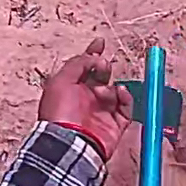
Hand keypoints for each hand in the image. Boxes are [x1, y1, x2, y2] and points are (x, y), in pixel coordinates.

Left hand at [36, 37, 132, 158]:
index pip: (84, 67)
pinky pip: (126, 107)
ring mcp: (100, 111)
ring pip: (114, 91)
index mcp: (70, 89)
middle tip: (102, 67)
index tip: (100, 43)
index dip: (92, 54)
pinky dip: (126, 98)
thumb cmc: (60, 114)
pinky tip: (120, 94)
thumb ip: (78, 64)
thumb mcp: (61, 80)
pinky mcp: (114, 124)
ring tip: (103, 91)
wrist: (70, 143)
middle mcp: (85, 99)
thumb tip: (93, 56)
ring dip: (112, 86)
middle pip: (100, 76)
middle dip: (103, 68)